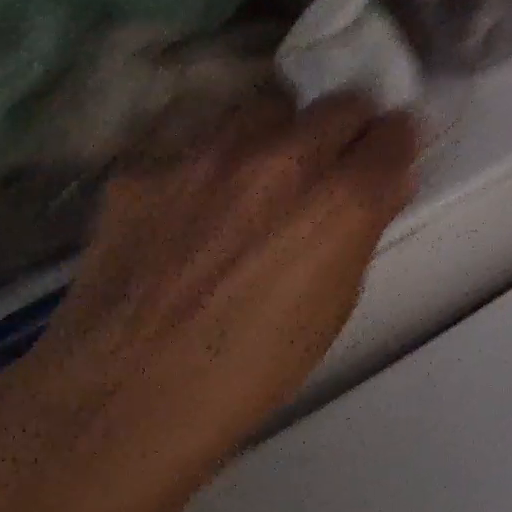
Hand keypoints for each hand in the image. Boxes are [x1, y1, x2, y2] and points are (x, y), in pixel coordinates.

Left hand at [0, 91, 417, 511]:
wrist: (112, 407)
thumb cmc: (249, 370)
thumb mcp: (335, 302)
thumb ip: (362, 229)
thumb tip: (383, 186)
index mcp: (343, 199)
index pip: (396, 131)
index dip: (399, 141)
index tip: (393, 152)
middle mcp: (284, 161)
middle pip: (342, 103)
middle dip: (350, 125)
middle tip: (339, 156)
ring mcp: (207, 158)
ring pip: (269, 106)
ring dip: (282, 130)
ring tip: (266, 169)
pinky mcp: (144, 170)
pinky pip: (195, 140)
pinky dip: (211, 158)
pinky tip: (196, 200)